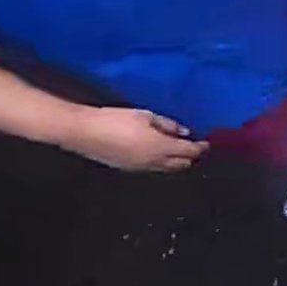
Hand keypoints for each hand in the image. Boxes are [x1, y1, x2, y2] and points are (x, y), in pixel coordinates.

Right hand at [63, 107, 207, 171]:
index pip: (191, 152)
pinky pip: (154, 168)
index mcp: (163, 148)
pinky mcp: (129, 169)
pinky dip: (163, 163)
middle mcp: (156, 162)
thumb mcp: (145, 116)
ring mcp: (142, 167)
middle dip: (191, 157)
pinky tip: (159, 155)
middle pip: (183, 164)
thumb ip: (168, 125)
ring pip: (169, 169)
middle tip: (193, 148)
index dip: (201, 148)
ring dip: (178, 162)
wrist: (80, 131)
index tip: (207, 143)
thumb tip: (185, 133)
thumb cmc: (114, 119)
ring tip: (178, 152)